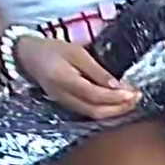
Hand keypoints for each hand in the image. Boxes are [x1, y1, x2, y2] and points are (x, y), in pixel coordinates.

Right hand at [13, 35, 139, 119]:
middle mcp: (64, 97)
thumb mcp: (76, 52)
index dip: (115, 97)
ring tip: (132, 102)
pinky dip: (108, 112)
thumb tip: (118, 86)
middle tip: (137, 98)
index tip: (133, 92)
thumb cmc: (53, 49)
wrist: (28, 56)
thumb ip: (97, 71)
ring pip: (95, 115)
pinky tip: (119, 106)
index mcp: (64, 80)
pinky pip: (91, 114)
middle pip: (97, 110)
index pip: (94, 95)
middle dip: (120, 107)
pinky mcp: (69, 107)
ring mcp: (66, 104)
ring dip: (116, 112)